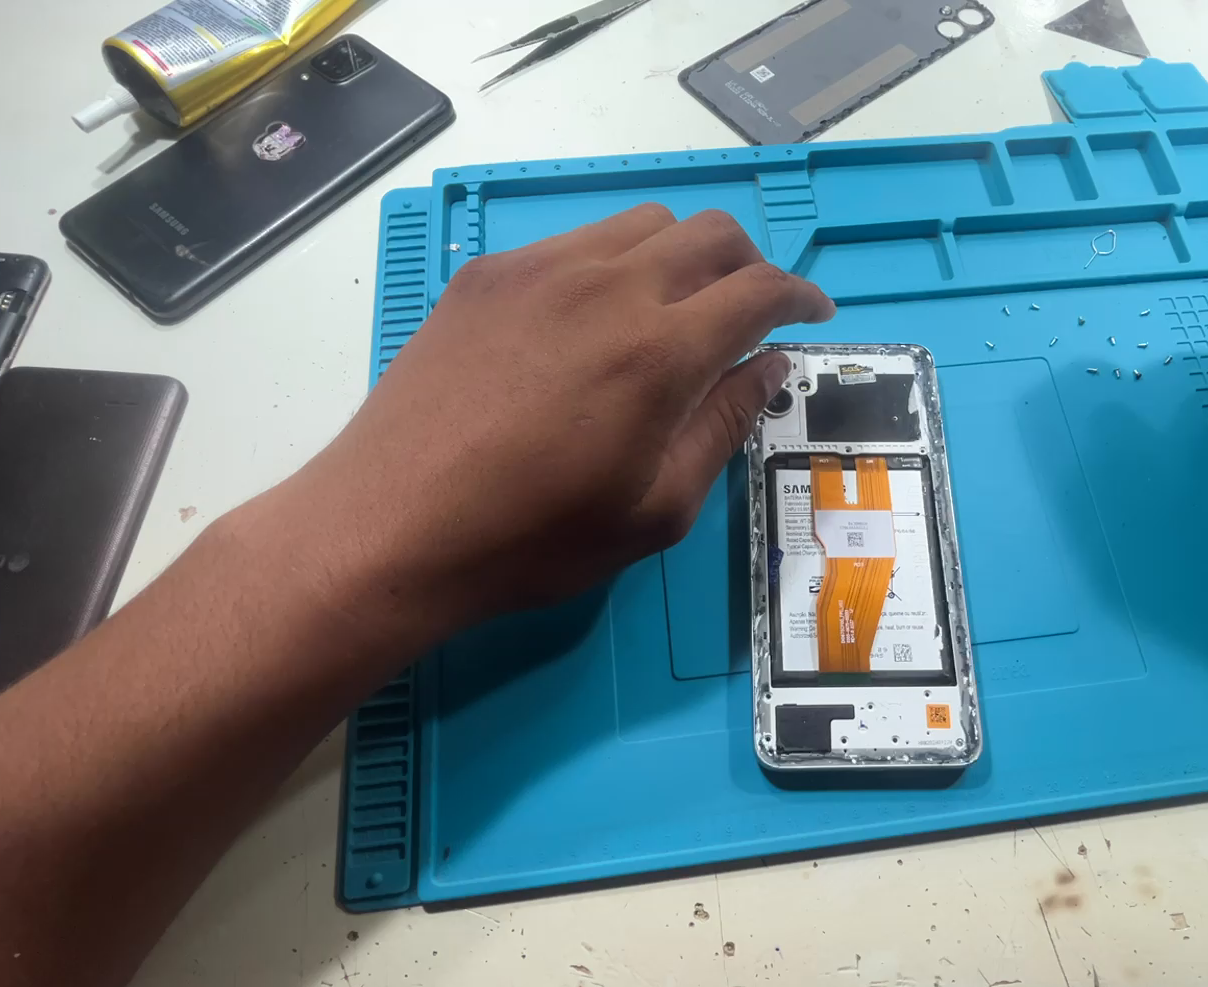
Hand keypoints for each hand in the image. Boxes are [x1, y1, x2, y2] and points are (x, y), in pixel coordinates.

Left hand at [262, 204, 833, 644]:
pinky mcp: (489, 275)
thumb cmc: (536, 539)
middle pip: (709, 234)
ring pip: (643, 225)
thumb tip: (769, 366)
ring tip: (679, 313)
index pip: (759, 291)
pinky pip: (578, 242)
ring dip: (685, 258)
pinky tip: (599, 318)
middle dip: (751, 267)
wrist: (393, 527)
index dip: (800, 298)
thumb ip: (724, 426)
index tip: (814, 317)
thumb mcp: (657, 509)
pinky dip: (618, 264)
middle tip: (753, 316)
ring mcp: (541, 269)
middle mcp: (608, 286)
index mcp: (660, 351)